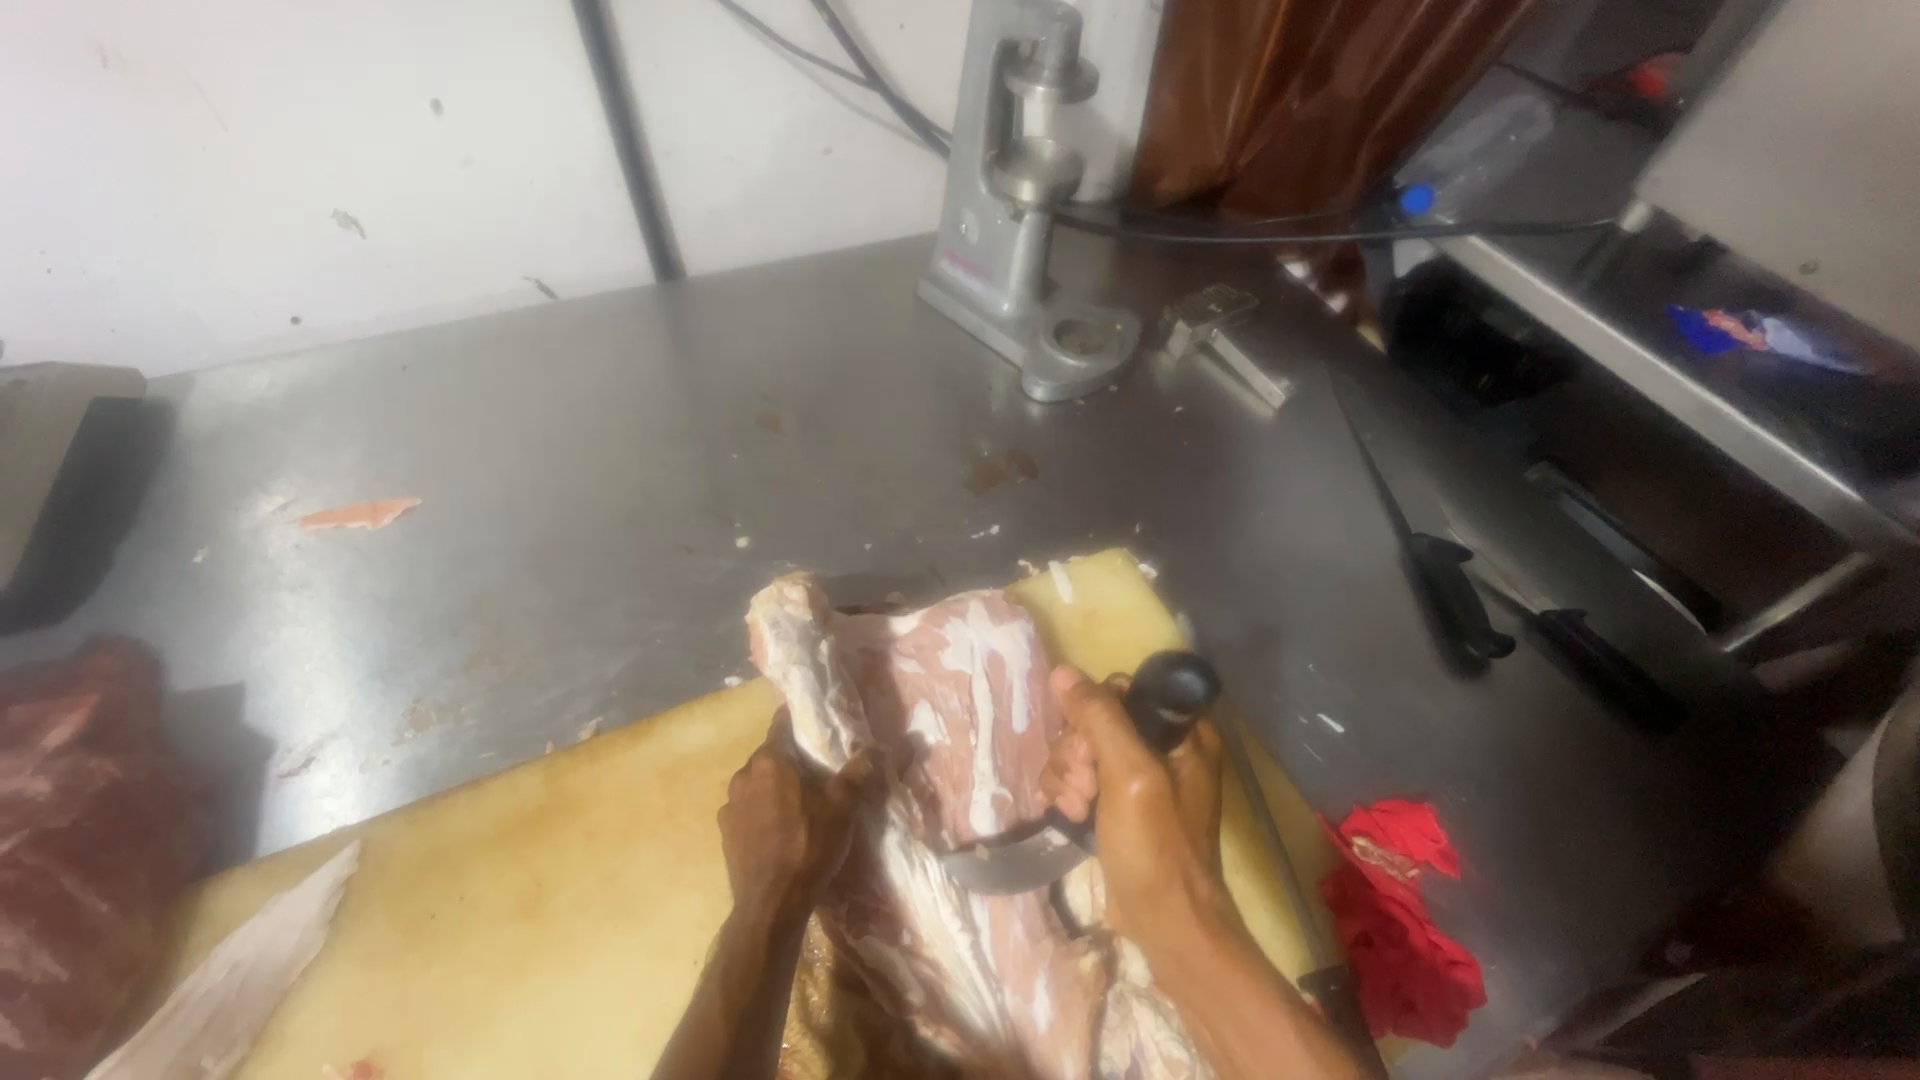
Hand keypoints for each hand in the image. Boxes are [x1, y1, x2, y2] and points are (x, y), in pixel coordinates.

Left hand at [719, 710, 884, 926]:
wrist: (771, 906)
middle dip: (792, 758)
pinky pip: (748, 810)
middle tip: (819, 768)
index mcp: (769, 761)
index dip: (799, 720)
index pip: (782, 724)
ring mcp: (730, 806)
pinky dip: (763, 811)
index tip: (817, 724)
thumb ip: (860, 771)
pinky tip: (780, 829)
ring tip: (801, 802)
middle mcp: (743, 776)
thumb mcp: (843, 807)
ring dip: (775, 786)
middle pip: (770, 755)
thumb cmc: (808, 847)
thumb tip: (883, 746)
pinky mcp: (726, 834)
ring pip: (757, 783)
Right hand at [1040, 665, 1231, 948]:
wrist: (1165, 925)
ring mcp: (1138, 777)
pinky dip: (1066, 792)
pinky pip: (1078, 776)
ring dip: (1067, 775)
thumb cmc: (1156, 849)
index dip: (1095, 714)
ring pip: (1081, 748)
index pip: (1124, 690)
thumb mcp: (1129, 775)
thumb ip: (1099, 718)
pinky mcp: (1117, 804)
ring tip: (1077, 809)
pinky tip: (1070, 817)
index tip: (1090, 751)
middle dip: (1077, 752)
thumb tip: (1062, 672)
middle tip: (1085, 789)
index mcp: (1183, 732)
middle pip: (1095, 719)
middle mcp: (1163, 747)